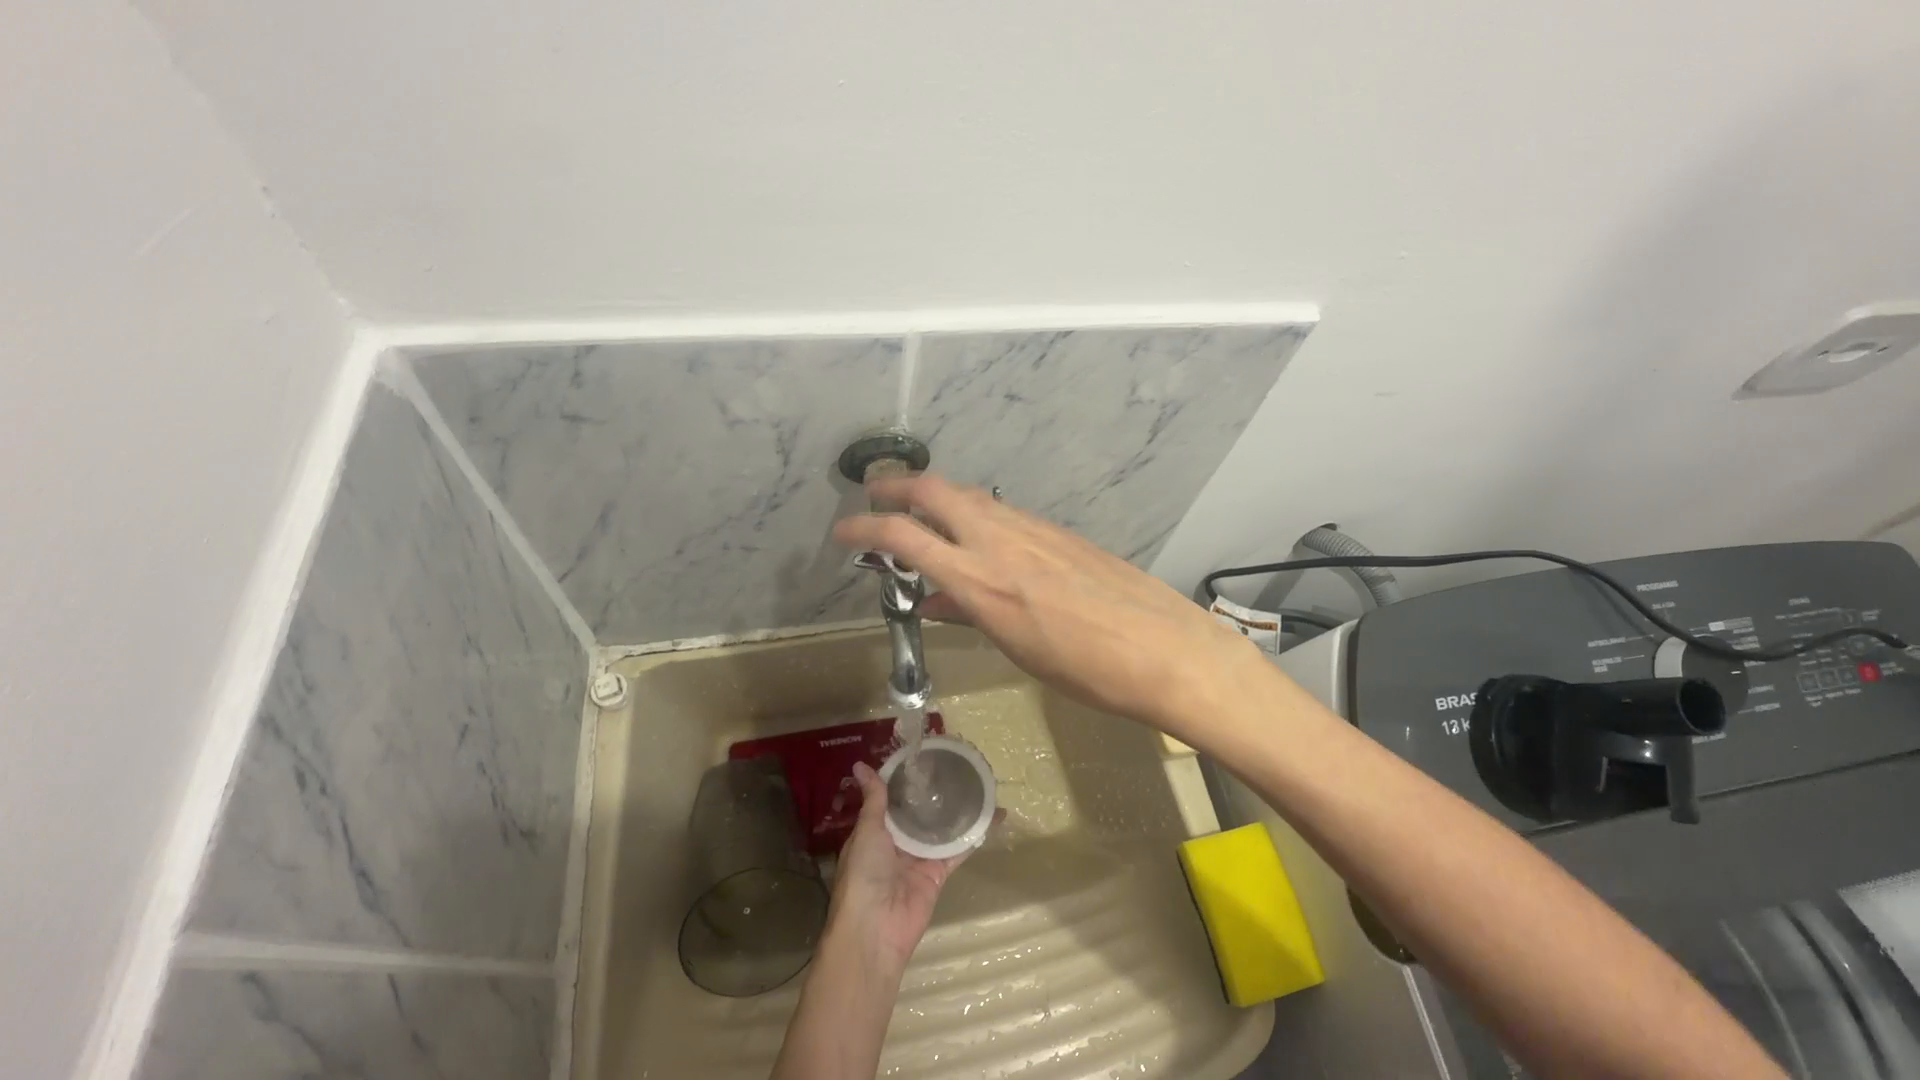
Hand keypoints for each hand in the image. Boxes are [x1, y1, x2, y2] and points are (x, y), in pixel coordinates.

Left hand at [827, 761, 977, 969]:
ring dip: (959, 811)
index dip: (906, 781)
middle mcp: (896, 843)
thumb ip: (874, 800)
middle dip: (935, 794)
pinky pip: (957, 850)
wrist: (875, 928)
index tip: (924, 756)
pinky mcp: (938, 873)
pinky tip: (992, 817)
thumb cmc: (864, 874)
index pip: (891, 800)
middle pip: (919, 813)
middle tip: (958, 765)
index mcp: (874, 831)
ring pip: (941, 829)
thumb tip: (861, 765)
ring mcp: (918, 858)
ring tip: (981, 785)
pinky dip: (974, 835)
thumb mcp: (867, 831)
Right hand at [832, 472, 1261, 735]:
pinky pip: (1002, 512)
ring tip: (922, 516)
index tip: (842, 531)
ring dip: (937, 499)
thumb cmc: (1086, 670)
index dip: (865, 527)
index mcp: (979, 579)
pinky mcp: (1058, 531)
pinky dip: (974, 515)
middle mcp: (999, 540)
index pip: (905, 536)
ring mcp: (1032, 529)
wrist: (1165, 650)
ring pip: (970, 496)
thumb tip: (937, 599)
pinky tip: (979, 539)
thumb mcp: (1016, 648)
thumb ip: (970, 613)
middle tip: (875, 496)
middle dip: (897, 487)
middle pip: (935, 491)